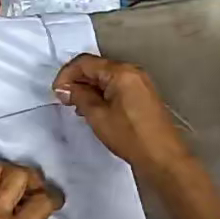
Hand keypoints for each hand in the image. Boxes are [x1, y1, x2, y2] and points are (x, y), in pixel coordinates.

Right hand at [53, 54, 197, 180]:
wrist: (162, 156)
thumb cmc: (129, 135)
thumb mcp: (98, 116)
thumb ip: (80, 97)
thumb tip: (65, 88)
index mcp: (121, 72)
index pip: (86, 62)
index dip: (67, 74)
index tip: (57, 92)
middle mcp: (132, 71)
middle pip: (97, 67)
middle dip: (78, 81)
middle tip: (65, 100)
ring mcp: (140, 82)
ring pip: (107, 77)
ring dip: (89, 88)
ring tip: (77, 107)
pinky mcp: (143, 95)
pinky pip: (117, 86)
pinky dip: (103, 94)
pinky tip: (94, 109)